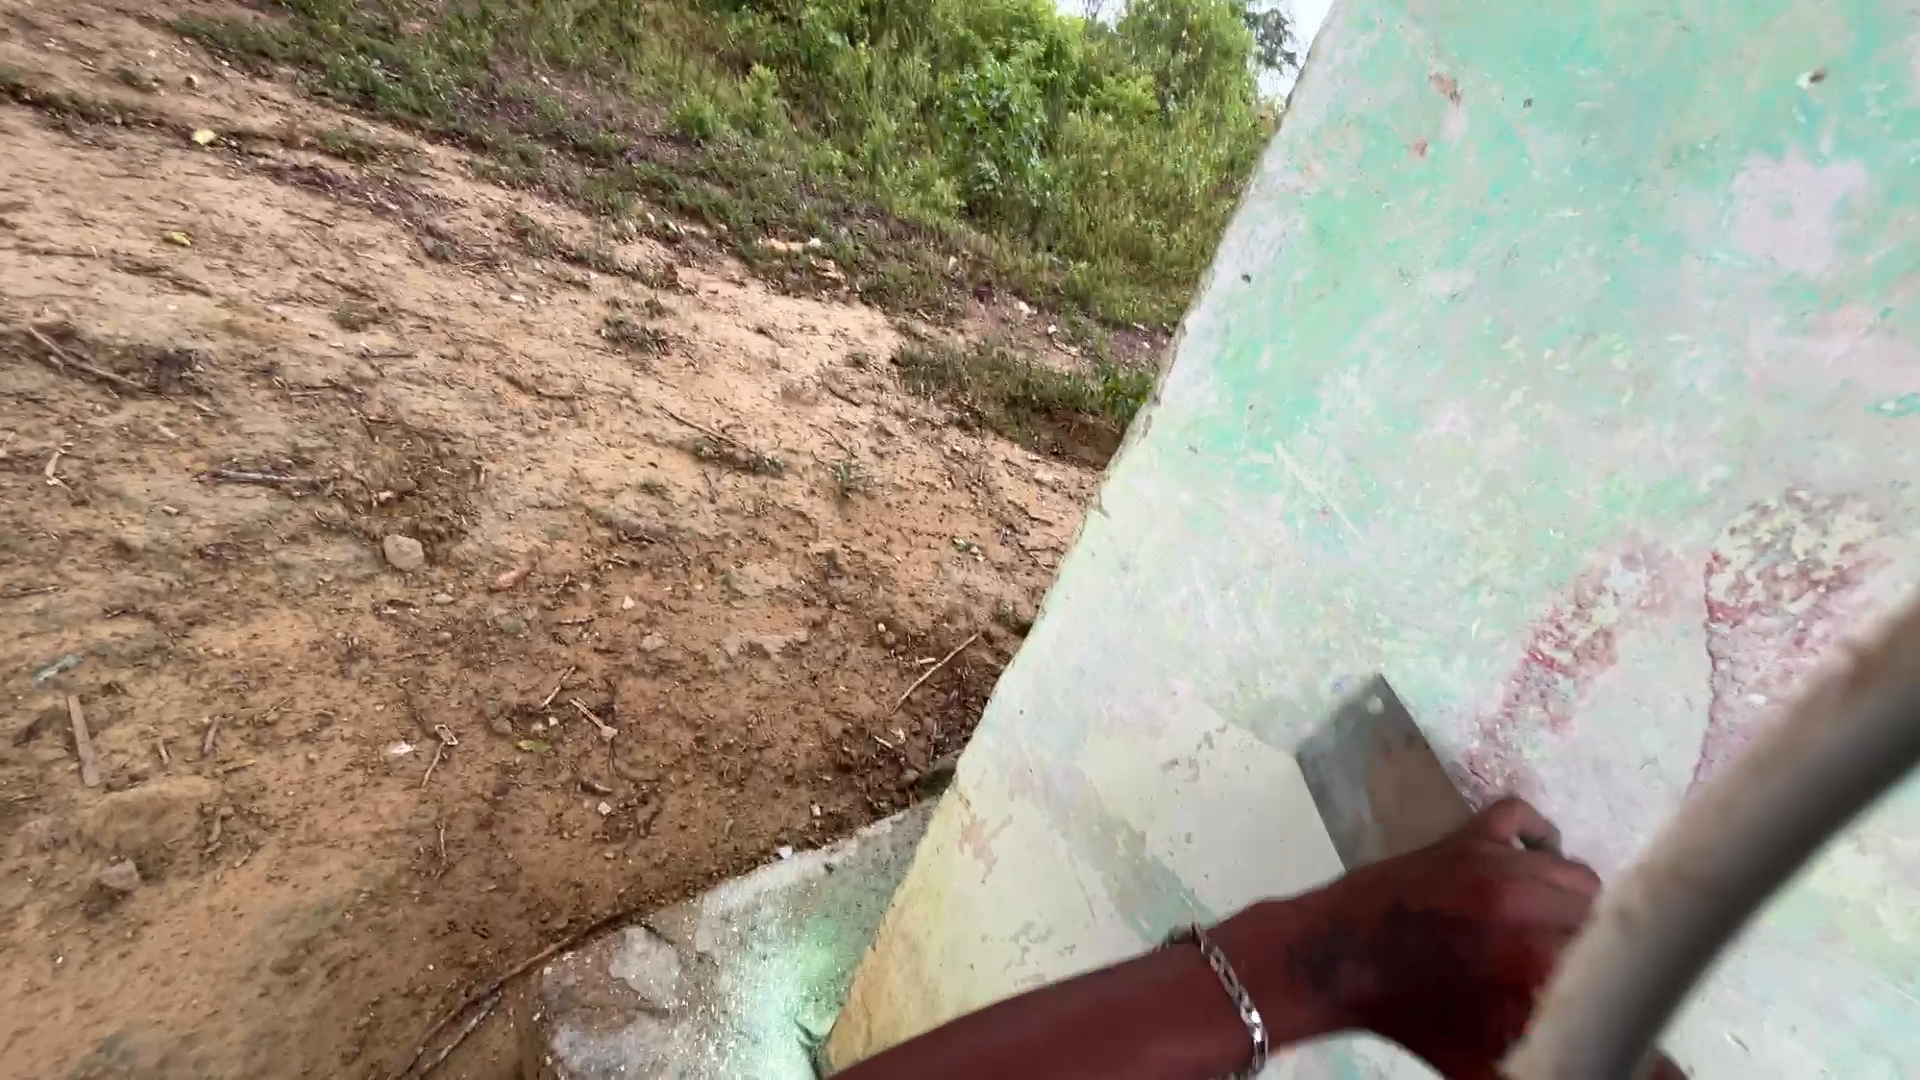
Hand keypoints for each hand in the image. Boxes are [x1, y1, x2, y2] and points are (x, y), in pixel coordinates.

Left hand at [1228, 798, 1682, 1078]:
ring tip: (1550, 933)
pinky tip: (1537, 863)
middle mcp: (1517, 898)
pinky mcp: (1461, 837)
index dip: (1628, 995)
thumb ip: (1580, 1067)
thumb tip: (1669, 1076)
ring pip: (1574, 875)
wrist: (1334, 956)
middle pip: (1604, 919)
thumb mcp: (1494, 1064)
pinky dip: (1539, 835)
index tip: (1621, 1008)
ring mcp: (1487, 860)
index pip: (1625, 971)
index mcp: (1530, 957)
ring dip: (1574, 904)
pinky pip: (1519, 815)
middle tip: (1574, 973)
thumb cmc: (1412, 1015)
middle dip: (1599, 951)